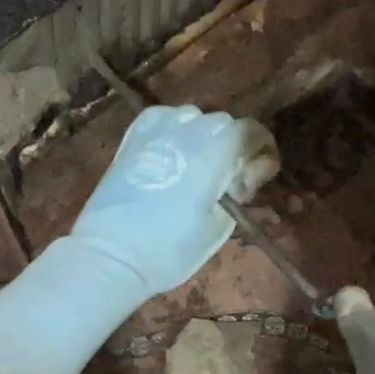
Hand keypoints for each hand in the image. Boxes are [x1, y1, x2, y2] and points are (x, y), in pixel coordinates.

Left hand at [71, 105, 277, 292]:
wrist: (112, 255)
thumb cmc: (170, 248)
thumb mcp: (218, 226)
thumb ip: (239, 190)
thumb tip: (244, 174)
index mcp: (216, 148)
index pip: (251, 131)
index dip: (262, 149)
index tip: (260, 172)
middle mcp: (189, 128)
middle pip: (222, 123)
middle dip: (232, 146)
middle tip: (228, 179)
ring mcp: (156, 129)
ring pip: (192, 118)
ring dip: (202, 137)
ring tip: (197, 166)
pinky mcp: (132, 138)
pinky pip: (162, 120)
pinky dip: (173, 130)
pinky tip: (171, 153)